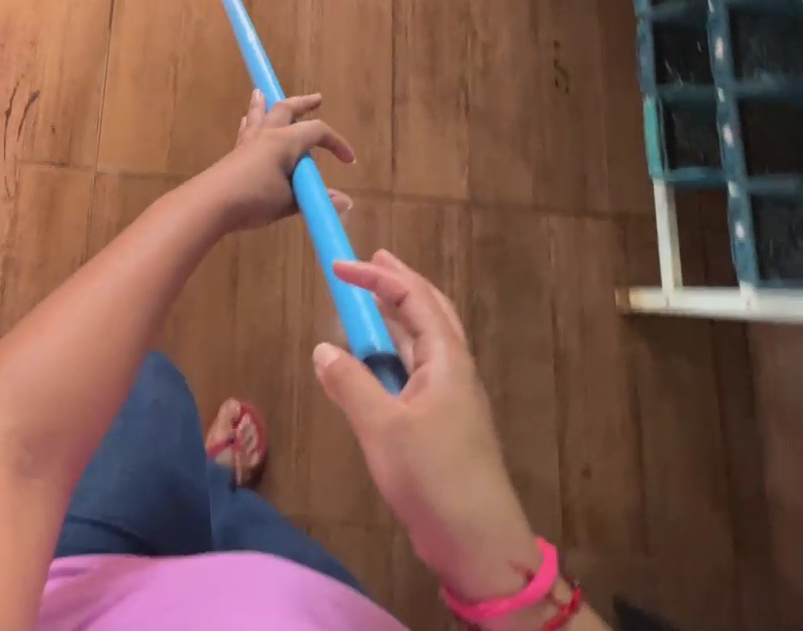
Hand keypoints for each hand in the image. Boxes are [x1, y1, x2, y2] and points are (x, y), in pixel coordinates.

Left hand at [195, 90, 354, 232]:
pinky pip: (246, 130)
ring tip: (261, 93)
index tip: (348, 160)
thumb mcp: (289, 202)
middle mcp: (267, 135)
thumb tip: (345, 202)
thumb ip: (313, 198)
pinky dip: (251, 122)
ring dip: (265, 103)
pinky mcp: (234, 154)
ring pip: (259, 115)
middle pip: (285, 109)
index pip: (317, 131)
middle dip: (302, 103)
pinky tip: (247, 122)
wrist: (210, 203)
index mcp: (285, 142)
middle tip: (316, 99)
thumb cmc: (254, 199)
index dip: (336, 143)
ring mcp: (248, 143)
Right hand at [311, 251, 540, 605]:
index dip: (376, 276)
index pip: (413, 298)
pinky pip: (416, 368)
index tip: (338, 265)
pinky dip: (394, 349)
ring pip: (425, 339)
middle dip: (400, 281)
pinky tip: (374, 359)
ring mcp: (451, 396)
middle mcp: (453, 369)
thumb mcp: (381, 427)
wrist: (478, 543)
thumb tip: (323, 349)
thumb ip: (349, 383)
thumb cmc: (433, 477)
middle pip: (430, 309)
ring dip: (398, 313)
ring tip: (369, 298)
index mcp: (446, 360)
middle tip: (371, 259)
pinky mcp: (442, 421)